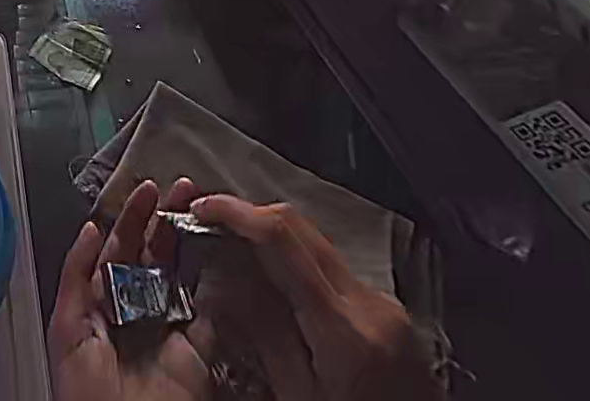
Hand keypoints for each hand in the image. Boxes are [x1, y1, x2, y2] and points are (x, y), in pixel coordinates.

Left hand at [49, 178, 212, 400]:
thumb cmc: (84, 394)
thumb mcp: (67, 329)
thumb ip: (75, 274)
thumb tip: (90, 227)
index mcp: (105, 298)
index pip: (120, 246)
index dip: (133, 216)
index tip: (148, 189)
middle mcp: (138, 304)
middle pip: (155, 251)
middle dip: (167, 217)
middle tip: (184, 187)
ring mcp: (169, 323)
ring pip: (182, 270)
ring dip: (192, 237)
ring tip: (202, 206)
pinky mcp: (197, 348)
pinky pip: (211, 308)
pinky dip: (219, 280)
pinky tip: (221, 248)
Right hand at [191, 195, 438, 400]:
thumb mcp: (297, 399)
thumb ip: (262, 331)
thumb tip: (220, 275)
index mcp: (342, 328)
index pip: (280, 237)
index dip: (235, 211)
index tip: (201, 207)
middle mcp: (368, 301)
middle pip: (298, 226)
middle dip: (250, 217)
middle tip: (212, 225)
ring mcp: (382, 301)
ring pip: (314, 241)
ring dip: (272, 238)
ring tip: (236, 253)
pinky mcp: (387, 308)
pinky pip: (330, 266)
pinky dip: (296, 262)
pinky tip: (277, 286)